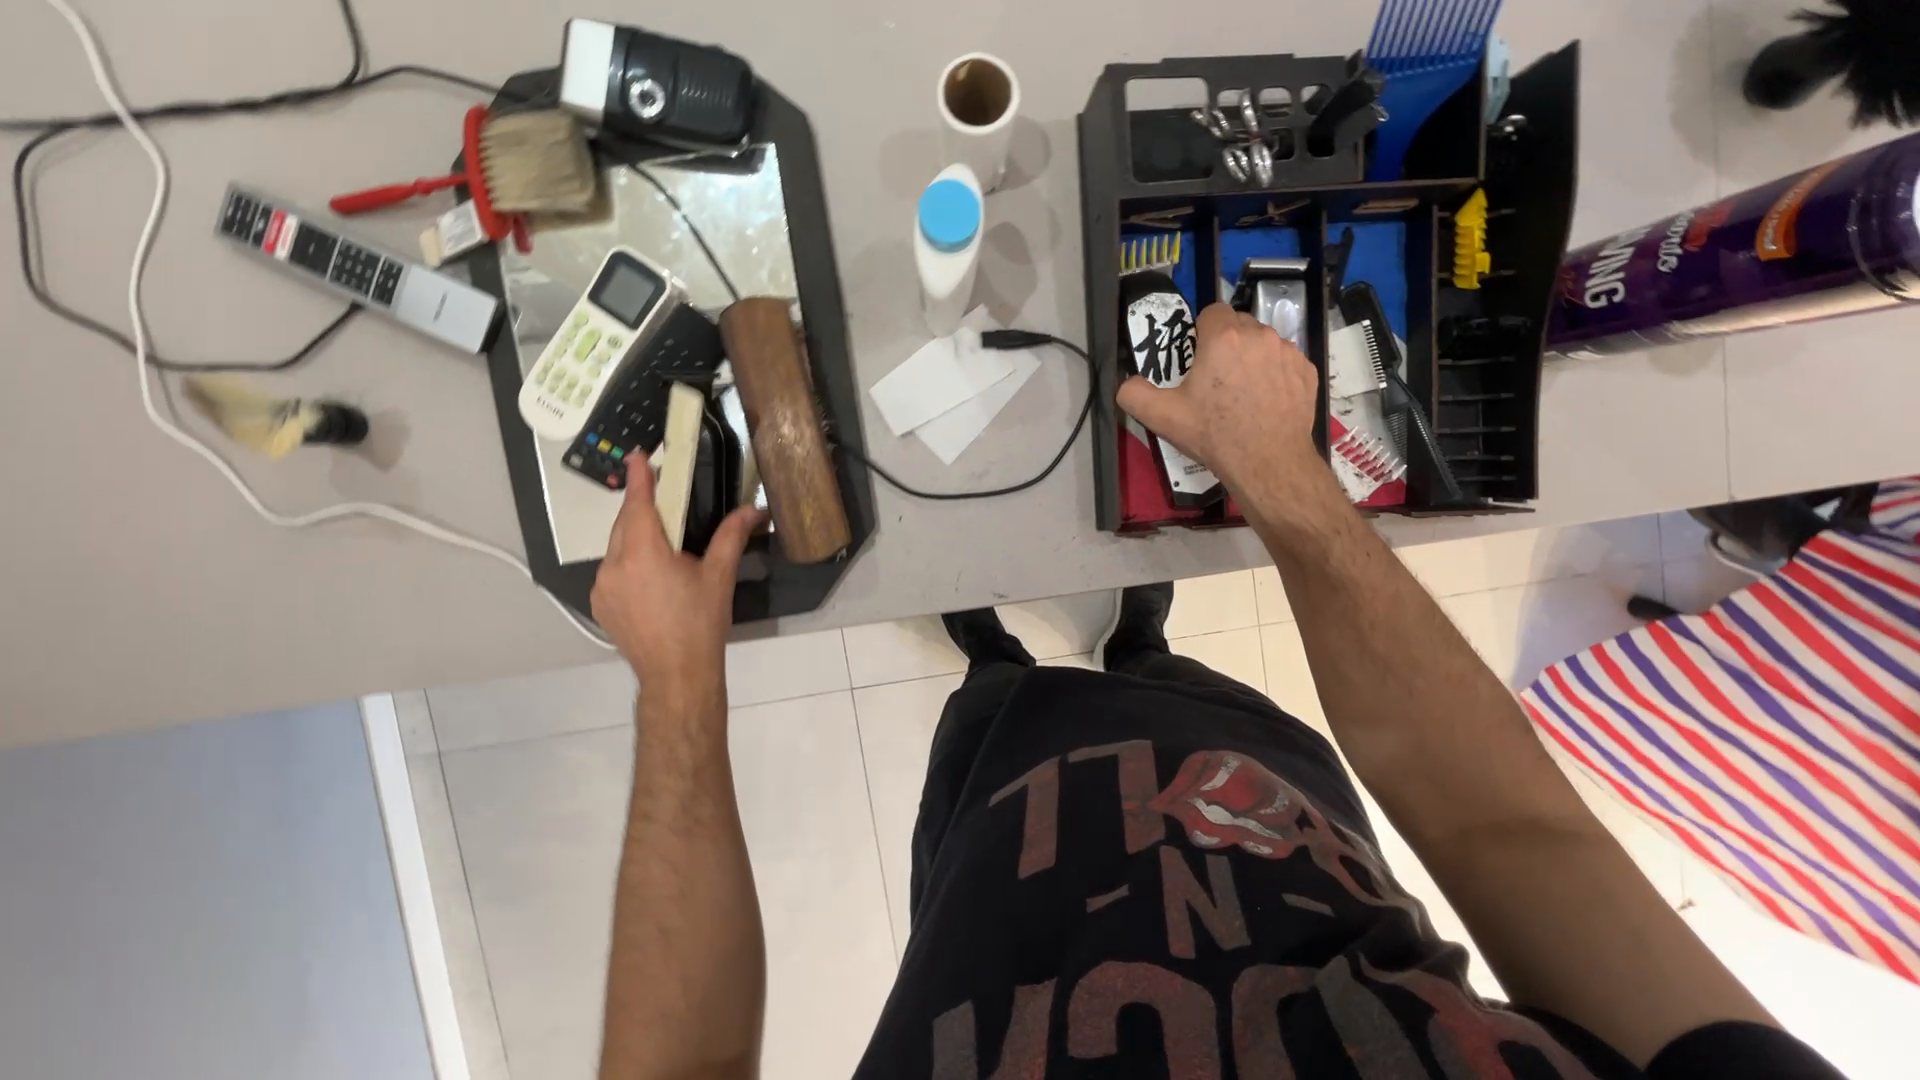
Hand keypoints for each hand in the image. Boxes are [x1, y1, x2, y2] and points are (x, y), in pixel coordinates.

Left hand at [591, 461, 765, 695]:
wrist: (676, 675)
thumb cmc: (700, 624)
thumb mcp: (719, 577)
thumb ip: (731, 536)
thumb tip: (754, 510)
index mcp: (643, 553)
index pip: (638, 504)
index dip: (638, 477)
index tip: (638, 456)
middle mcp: (614, 565)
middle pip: (625, 524)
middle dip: (640, 507)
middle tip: (662, 495)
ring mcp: (603, 587)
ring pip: (616, 548)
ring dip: (634, 537)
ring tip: (661, 542)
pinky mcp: (600, 605)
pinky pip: (612, 571)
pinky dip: (627, 563)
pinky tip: (650, 575)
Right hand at [1116, 303, 1325, 504]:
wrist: (1268, 462)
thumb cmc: (1214, 435)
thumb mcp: (1162, 417)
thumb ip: (1133, 393)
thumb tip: (1127, 383)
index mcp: (1223, 338)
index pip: (1212, 312)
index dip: (1201, 331)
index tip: (1197, 357)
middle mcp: (1259, 335)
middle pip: (1239, 324)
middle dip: (1227, 344)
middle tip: (1216, 378)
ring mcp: (1287, 353)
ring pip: (1263, 342)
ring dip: (1251, 357)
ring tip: (1242, 391)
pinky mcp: (1308, 371)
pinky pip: (1285, 362)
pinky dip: (1275, 374)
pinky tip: (1265, 401)